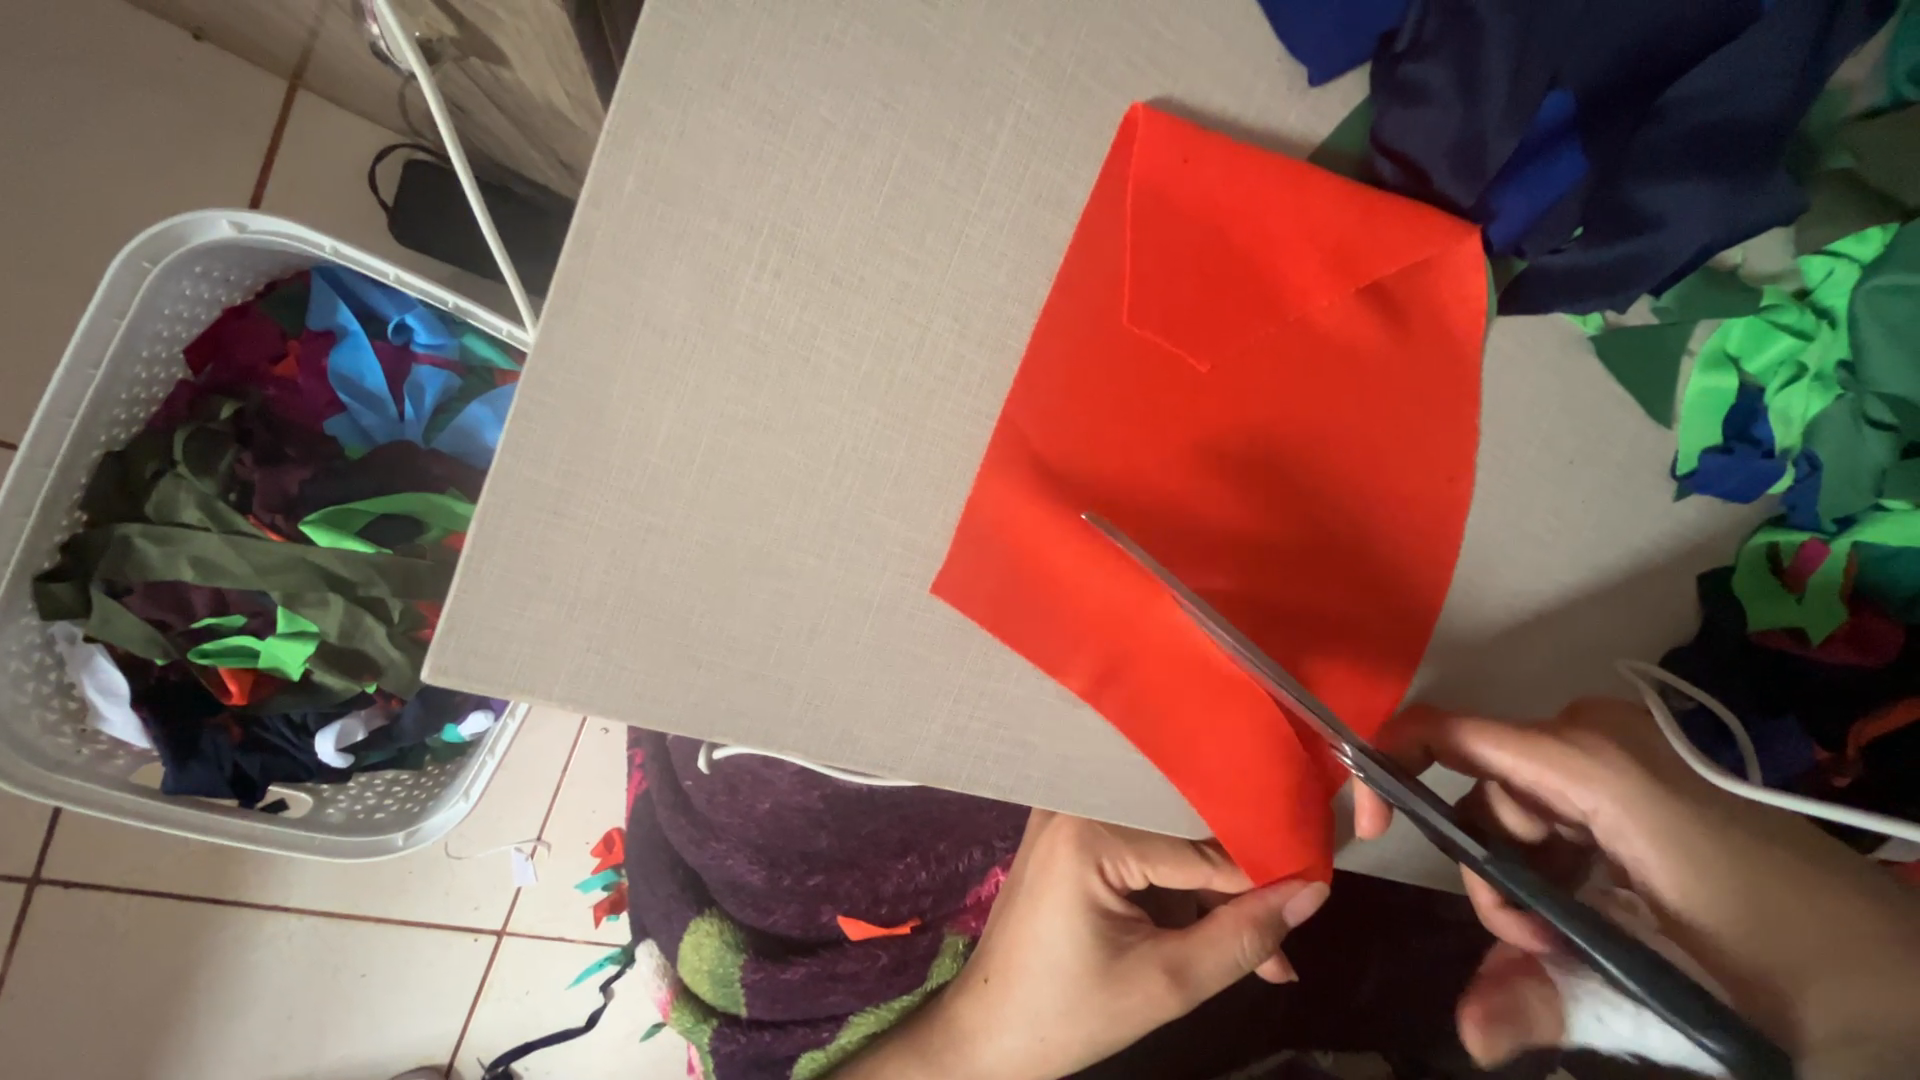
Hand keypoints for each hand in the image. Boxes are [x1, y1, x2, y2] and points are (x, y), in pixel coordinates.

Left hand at [835, 810, 1327, 1079]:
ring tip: (1268, 954)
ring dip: (1215, 898)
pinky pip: (1142, 853)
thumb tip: (1313, 894)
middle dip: (1241, 886)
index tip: (1323, 888)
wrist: (988, 1033)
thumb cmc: (1068, 1012)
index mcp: (1091, 826)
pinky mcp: (1072, 835)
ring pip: (1169, 846)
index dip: (1266, 871)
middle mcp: (1078, 800)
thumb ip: (1244, 936)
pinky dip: (1178, 894)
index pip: (1202, 845)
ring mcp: (1070, 814)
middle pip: (1186, 833)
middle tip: (1295, 925)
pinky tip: (1218, 936)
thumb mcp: (1168, 982)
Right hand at [1354, 697, 1919, 1075]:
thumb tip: (1465, 1031)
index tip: (1372, 833)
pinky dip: (1553, 867)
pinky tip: (1599, 917)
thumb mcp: (1680, 1002)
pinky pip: (1552, 809)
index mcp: (1597, 768)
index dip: (1386, 767)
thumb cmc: (1815, 979)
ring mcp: (1624, 756)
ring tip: (1576, 945)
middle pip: (1479, 788)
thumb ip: (1557, 1004)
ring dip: (1522, 879)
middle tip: (1536, 944)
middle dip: (1488, 869)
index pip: (1449, 732)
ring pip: (1513, 804)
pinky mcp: (1641, 779)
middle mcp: (1600, 739)